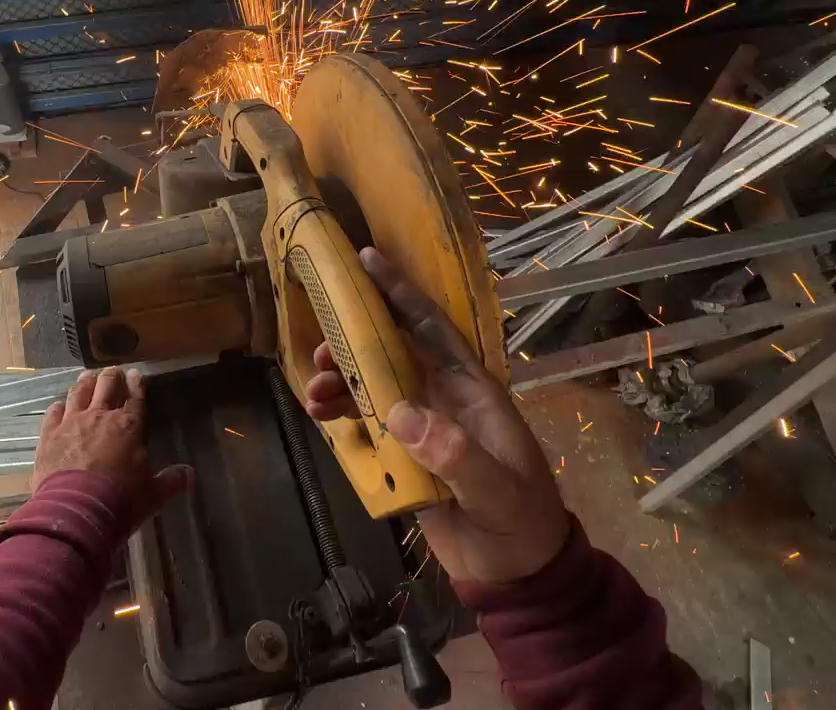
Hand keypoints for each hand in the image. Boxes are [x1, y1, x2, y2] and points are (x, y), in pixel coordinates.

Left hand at [34, 366, 192, 524]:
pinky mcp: (50, 434)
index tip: (136, 373)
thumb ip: (171, 481)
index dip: (137, 384)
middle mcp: (100, 417)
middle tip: (112, 371)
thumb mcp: (153, 494)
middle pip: (106, 388)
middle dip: (111, 377)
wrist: (76, 510)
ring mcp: (72, 422)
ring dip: (85, 383)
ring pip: (79, 393)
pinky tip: (58, 404)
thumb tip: (190, 474)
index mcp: (128, 427)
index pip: (135, 399)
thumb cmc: (119, 500)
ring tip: (87, 376)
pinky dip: (57, 406)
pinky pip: (53, 413)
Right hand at [305, 247, 570, 584]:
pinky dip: (339, 413)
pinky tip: (321, 416)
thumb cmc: (519, 521)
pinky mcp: (401, 452)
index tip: (366, 258)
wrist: (515, 576)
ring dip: (340, 380)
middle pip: (388, 349)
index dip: (399, 290)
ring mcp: (419, 423)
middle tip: (320, 345)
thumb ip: (455, 453)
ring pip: (370, 384)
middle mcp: (440, 395)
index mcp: (470, 389)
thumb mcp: (497, 490)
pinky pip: (363, 420)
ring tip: (316, 393)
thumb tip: (400, 414)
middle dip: (353, 340)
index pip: (431, 326)